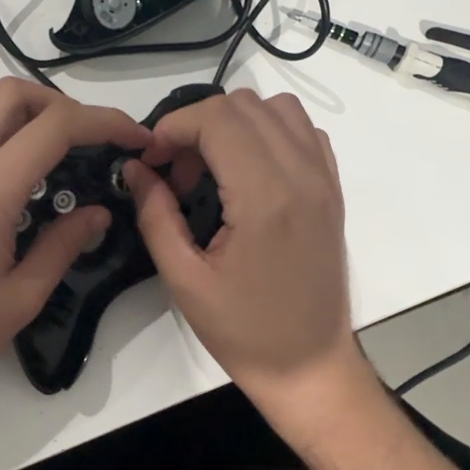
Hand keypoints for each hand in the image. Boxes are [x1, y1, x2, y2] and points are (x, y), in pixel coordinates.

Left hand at [0, 78, 149, 409]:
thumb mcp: (22, 296)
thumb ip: (63, 246)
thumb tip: (95, 213)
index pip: (54, 126)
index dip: (105, 123)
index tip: (138, 141)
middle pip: (11, 97)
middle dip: (63, 105)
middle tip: (95, 146)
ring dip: (34, 128)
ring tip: (71, 174)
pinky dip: (11, 153)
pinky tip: (33, 200)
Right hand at [126, 89, 368, 413]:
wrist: (307, 363)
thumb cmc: (243, 332)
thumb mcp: (185, 280)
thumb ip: (156, 216)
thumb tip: (136, 170)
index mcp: (265, 198)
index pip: (217, 119)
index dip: (173, 127)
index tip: (151, 162)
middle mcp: (303, 176)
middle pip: (244, 105)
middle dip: (198, 126)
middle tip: (175, 174)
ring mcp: (324, 180)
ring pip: (277, 109)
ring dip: (234, 126)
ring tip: (210, 173)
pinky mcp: (332, 191)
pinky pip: (302, 133)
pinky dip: (268, 137)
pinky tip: (245, 176)